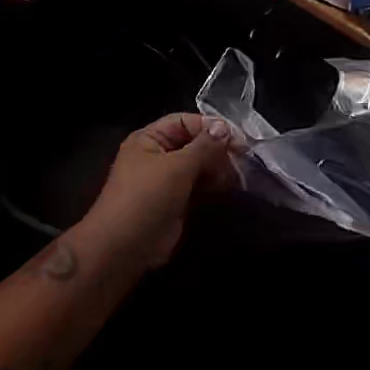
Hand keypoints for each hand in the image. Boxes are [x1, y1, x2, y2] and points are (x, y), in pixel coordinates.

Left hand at [73, 113, 238, 270]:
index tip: (238, 138)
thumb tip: (224, 128)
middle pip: (194, 144)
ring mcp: (167, 181)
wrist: (125, 247)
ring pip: (199, 166)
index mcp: (149, 139)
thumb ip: (203, 147)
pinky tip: (232, 187)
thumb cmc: (147, 198)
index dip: (210, 127)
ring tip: (240, 175)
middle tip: (244, 159)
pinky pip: (199, 187)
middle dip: (218, 149)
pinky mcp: (176, 202)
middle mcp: (158, 156)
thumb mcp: (176, 167)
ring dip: (219, 168)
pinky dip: (214, 186)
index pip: (184, 122)